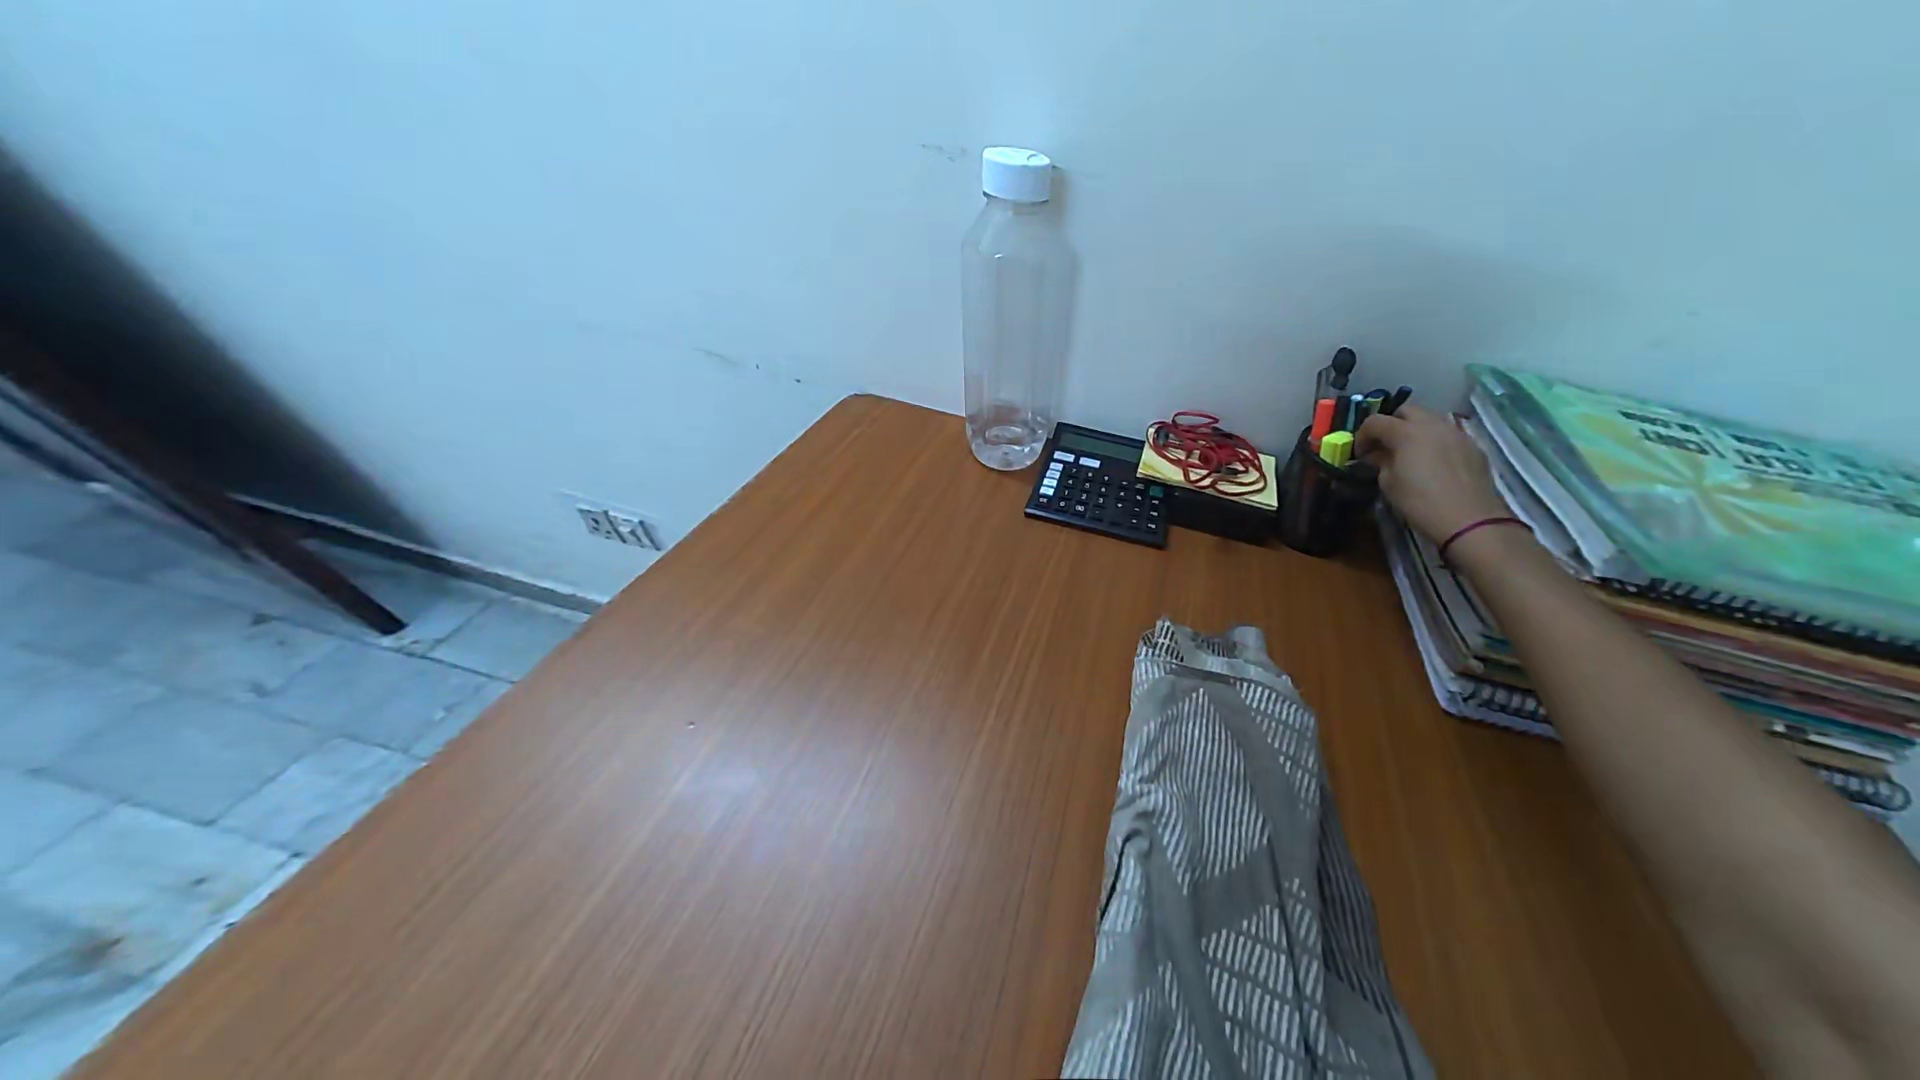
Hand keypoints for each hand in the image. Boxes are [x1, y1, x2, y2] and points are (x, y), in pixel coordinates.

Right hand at [1354, 404, 1511, 542]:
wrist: (1469, 519)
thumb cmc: (1419, 501)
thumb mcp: (1388, 483)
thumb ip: (1381, 463)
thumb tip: (1378, 456)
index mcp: (1406, 432)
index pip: (1375, 421)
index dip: (1362, 435)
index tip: (1360, 454)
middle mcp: (1433, 424)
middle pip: (1406, 411)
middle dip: (1391, 424)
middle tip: (1384, 446)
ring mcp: (1456, 433)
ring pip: (1430, 420)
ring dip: (1414, 430)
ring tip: (1409, 453)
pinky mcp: (1473, 446)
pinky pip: (1448, 434)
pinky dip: (1434, 441)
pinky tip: (1433, 463)